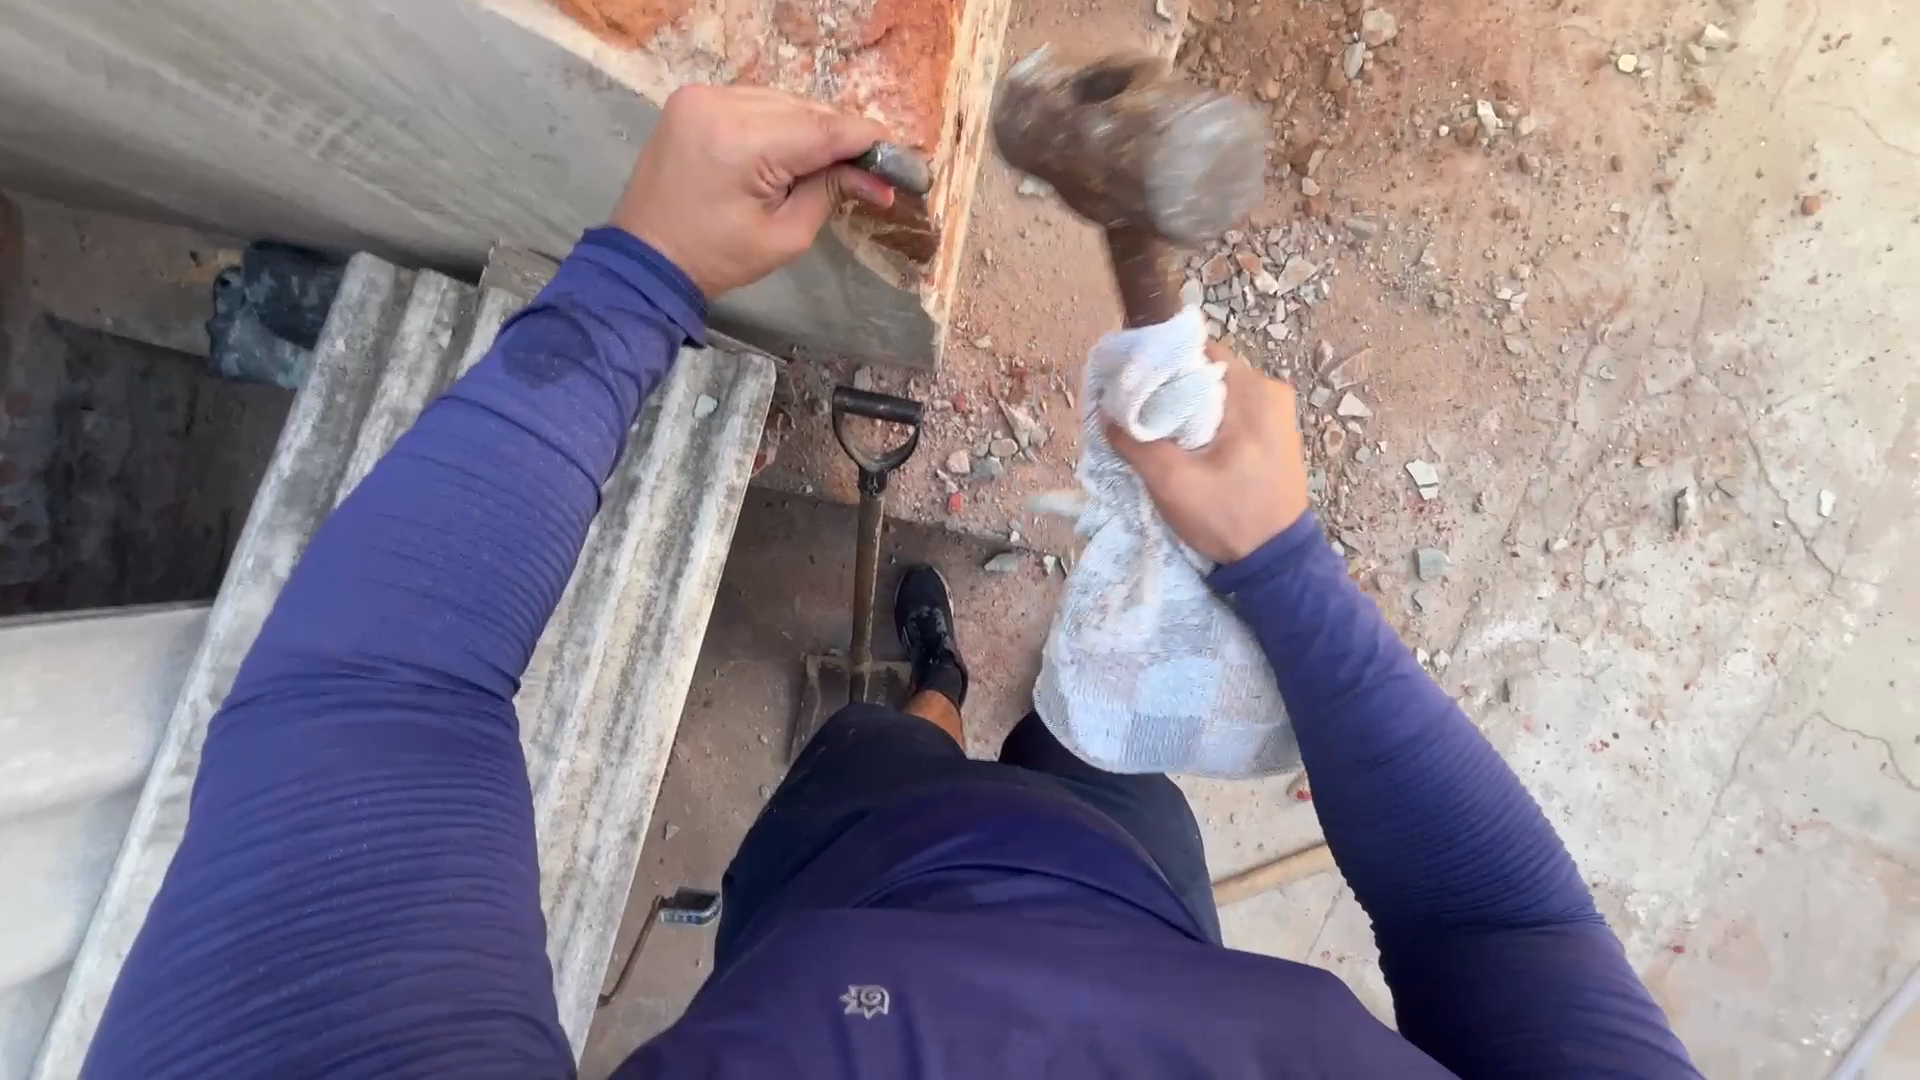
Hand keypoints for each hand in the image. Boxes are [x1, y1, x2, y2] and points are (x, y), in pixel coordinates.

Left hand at [612, 86, 897, 297]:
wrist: (650, 258)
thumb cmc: (718, 259)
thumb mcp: (786, 237)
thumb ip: (828, 193)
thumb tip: (871, 176)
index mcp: (741, 142)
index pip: (821, 129)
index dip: (865, 140)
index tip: (898, 155)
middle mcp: (720, 103)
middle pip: (804, 109)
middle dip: (843, 137)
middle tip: (874, 169)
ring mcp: (703, 96)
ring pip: (783, 101)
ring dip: (815, 129)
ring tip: (840, 163)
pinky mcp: (695, 100)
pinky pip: (756, 103)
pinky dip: (784, 123)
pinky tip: (800, 150)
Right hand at [1107, 344, 1310, 563]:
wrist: (1275, 561)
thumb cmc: (1226, 517)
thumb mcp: (1171, 482)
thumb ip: (1135, 443)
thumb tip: (1107, 416)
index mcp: (1253, 392)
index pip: (1196, 352)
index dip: (1157, 364)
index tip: (1127, 384)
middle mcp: (1271, 392)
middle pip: (1204, 371)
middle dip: (1168, 388)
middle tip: (1135, 410)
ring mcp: (1276, 414)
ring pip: (1215, 393)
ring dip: (1184, 407)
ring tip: (1154, 429)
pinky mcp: (1274, 434)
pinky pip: (1229, 412)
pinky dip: (1203, 422)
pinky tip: (1183, 444)